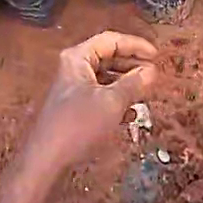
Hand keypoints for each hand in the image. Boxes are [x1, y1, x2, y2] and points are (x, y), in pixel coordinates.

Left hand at [12, 31, 158, 186]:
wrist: (46, 161)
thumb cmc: (79, 125)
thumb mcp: (112, 102)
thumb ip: (134, 83)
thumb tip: (152, 71)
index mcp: (78, 58)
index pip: (111, 40)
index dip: (135, 45)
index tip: (156, 55)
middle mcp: (74, 69)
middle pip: (108, 57)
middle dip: (132, 64)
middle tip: (153, 74)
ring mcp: (74, 89)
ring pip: (106, 78)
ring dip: (127, 84)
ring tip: (146, 92)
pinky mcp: (75, 109)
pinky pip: (101, 96)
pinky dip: (117, 101)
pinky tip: (131, 114)